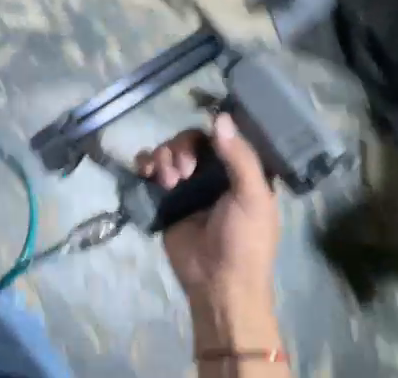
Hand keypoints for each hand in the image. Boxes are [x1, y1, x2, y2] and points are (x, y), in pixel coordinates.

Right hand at [137, 114, 280, 345]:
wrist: (217, 282)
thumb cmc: (244, 241)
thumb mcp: (252, 198)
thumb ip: (239, 158)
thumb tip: (219, 116)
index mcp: (241, 173)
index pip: (222, 136)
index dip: (209, 132)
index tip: (202, 139)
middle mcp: (214, 174)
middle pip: (190, 140)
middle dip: (181, 148)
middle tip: (183, 170)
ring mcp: (187, 185)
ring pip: (168, 150)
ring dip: (163, 157)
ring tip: (167, 181)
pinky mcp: (165, 197)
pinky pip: (149, 167)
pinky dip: (144, 163)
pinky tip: (146, 173)